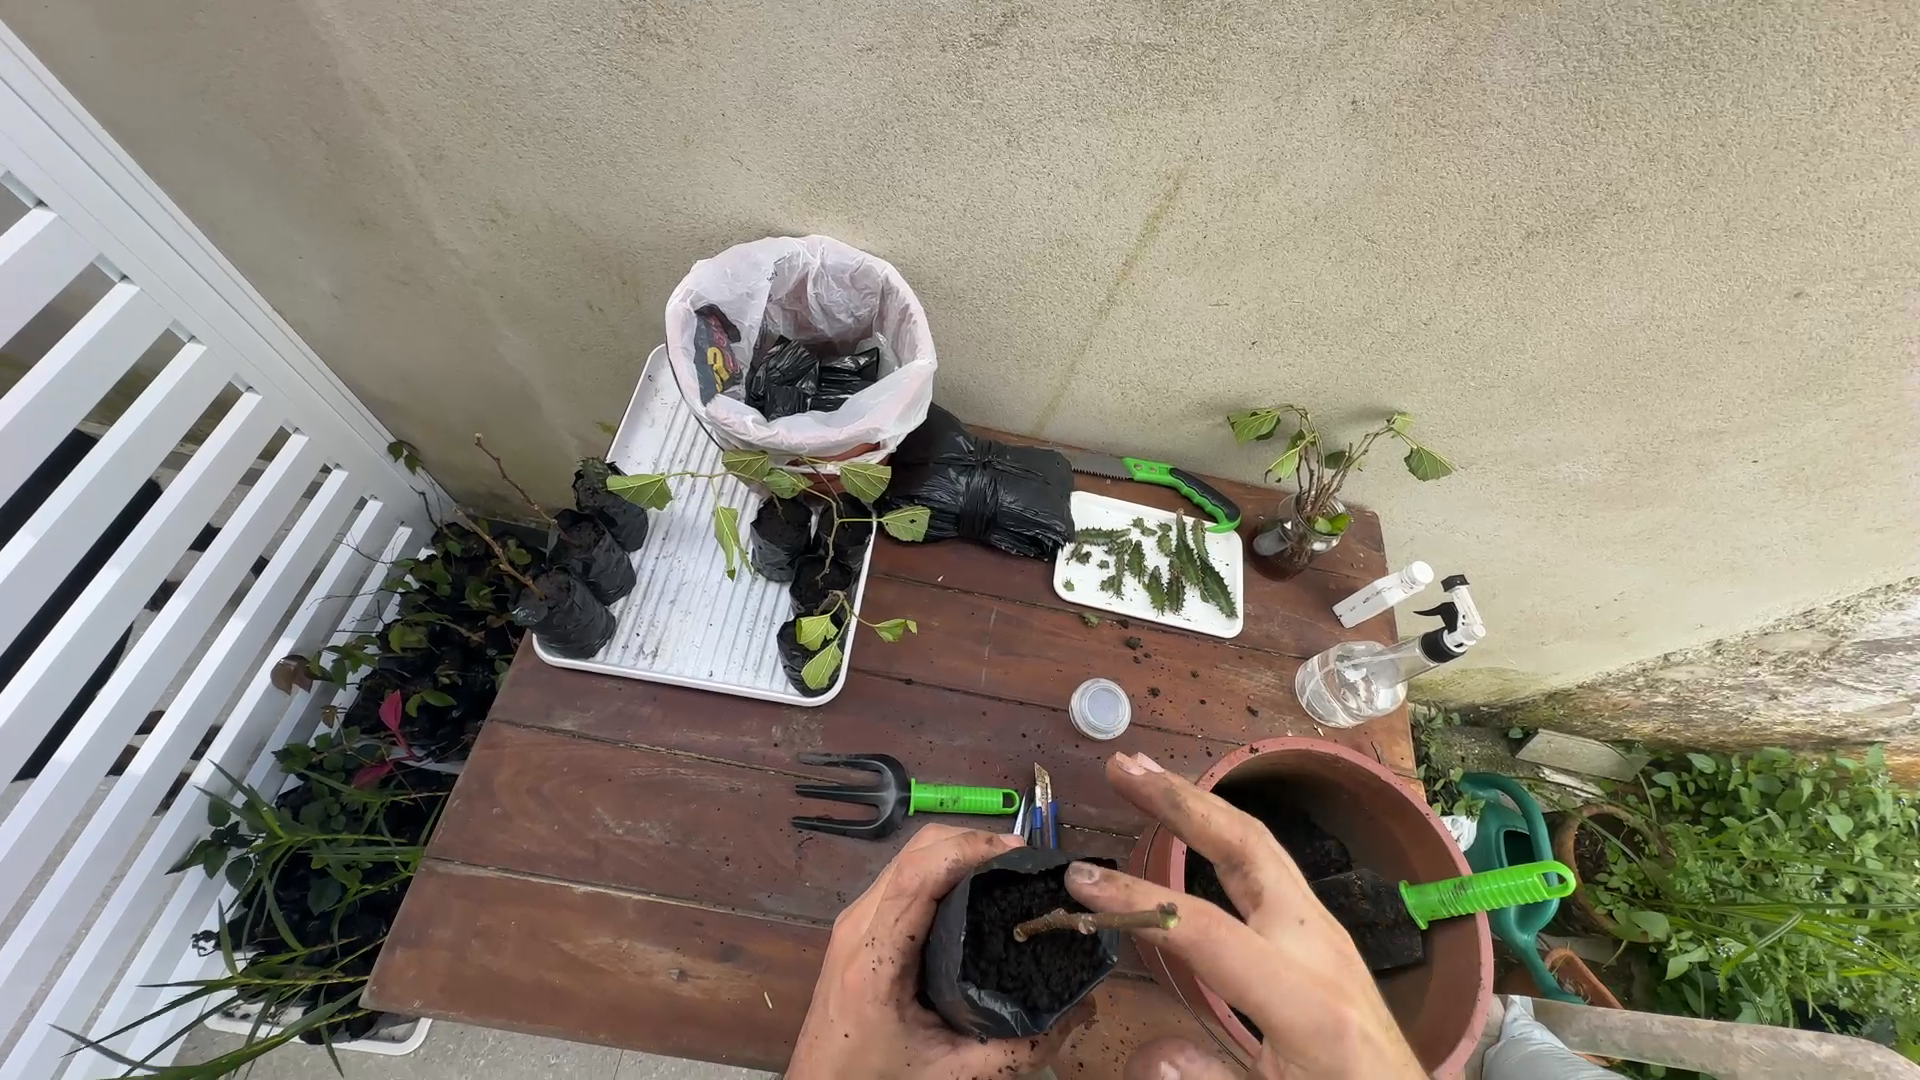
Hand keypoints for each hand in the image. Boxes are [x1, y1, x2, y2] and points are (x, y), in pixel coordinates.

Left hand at [787, 824, 1094, 1079]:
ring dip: (955, 846)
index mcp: (875, 957)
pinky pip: (902, 872)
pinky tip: (970, 881)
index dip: (968, 848)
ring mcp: (854, 917)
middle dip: (970, 839)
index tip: (1016, 850)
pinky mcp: (858, 920)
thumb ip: (1014, 1049)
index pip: (918, 876)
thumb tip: (1077, 1012)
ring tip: (1003, 864)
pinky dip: (939, 862)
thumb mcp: (950, 1075)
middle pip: (914, 850)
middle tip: (1019, 857)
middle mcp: (859, 922)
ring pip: (907, 854)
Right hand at [1064, 752, 1424, 1079]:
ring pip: (1257, 841)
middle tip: (1122, 767)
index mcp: (1306, 1001)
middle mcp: (1318, 943)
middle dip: (1179, 800)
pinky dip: (1218, 825)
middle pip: (1245, 846)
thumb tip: (1142, 1058)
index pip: (1206, 930)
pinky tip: (1191, 816)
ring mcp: (1324, 927)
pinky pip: (1266, 859)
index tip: (1080, 878)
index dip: (1137, 901)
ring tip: (1144, 772)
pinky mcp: (1320, 926)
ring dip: (1196, 800)